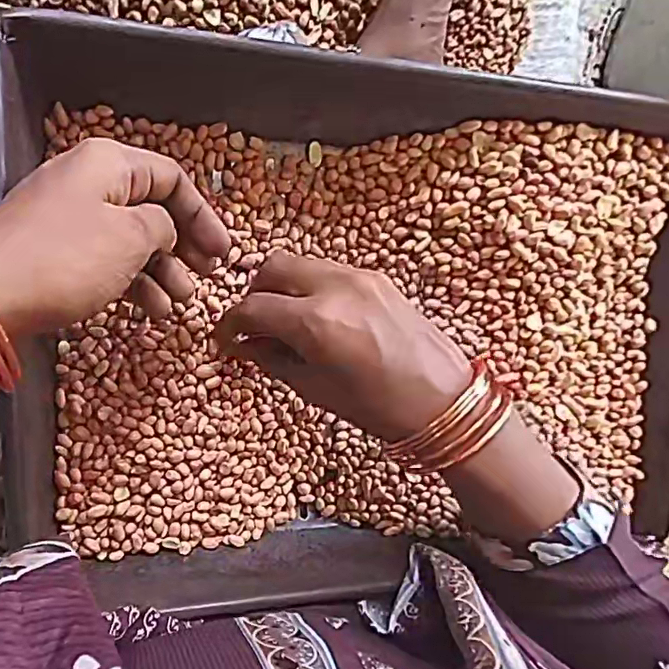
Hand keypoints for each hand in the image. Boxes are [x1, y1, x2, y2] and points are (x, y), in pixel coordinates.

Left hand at [0, 138, 231, 336]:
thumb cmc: (63, 259)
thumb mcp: (130, 236)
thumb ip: (163, 226)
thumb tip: (165, 230)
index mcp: (108, 163)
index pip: (172, 178)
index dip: (203, 216)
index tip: (223, 253)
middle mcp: (87, 183)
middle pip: (151, 209)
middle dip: (183, 247)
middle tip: (204, 278)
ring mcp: (68, 219)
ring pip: (129, 241)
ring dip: (160, 271)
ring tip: (179, 303)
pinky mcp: (55, 253)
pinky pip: (105, 261)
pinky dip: (131, 282)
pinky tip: (148, 309)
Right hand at [213, 251, 470, 441]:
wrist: (443, 401)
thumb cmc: (378, 406)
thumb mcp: (313, 388)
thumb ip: (273, 359)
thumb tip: (246, 345)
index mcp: (316, 323)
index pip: (252, 307)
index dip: (230, 324)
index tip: (225, 339)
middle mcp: (335, 288)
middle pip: (271, 267)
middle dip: (253, 293)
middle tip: (252, 324)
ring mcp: (359, 277)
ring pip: (300, 262)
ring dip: (281, 286)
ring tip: (283, 320)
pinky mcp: (377, 277)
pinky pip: (328, 270)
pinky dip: (310, 287)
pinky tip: (314, 316)